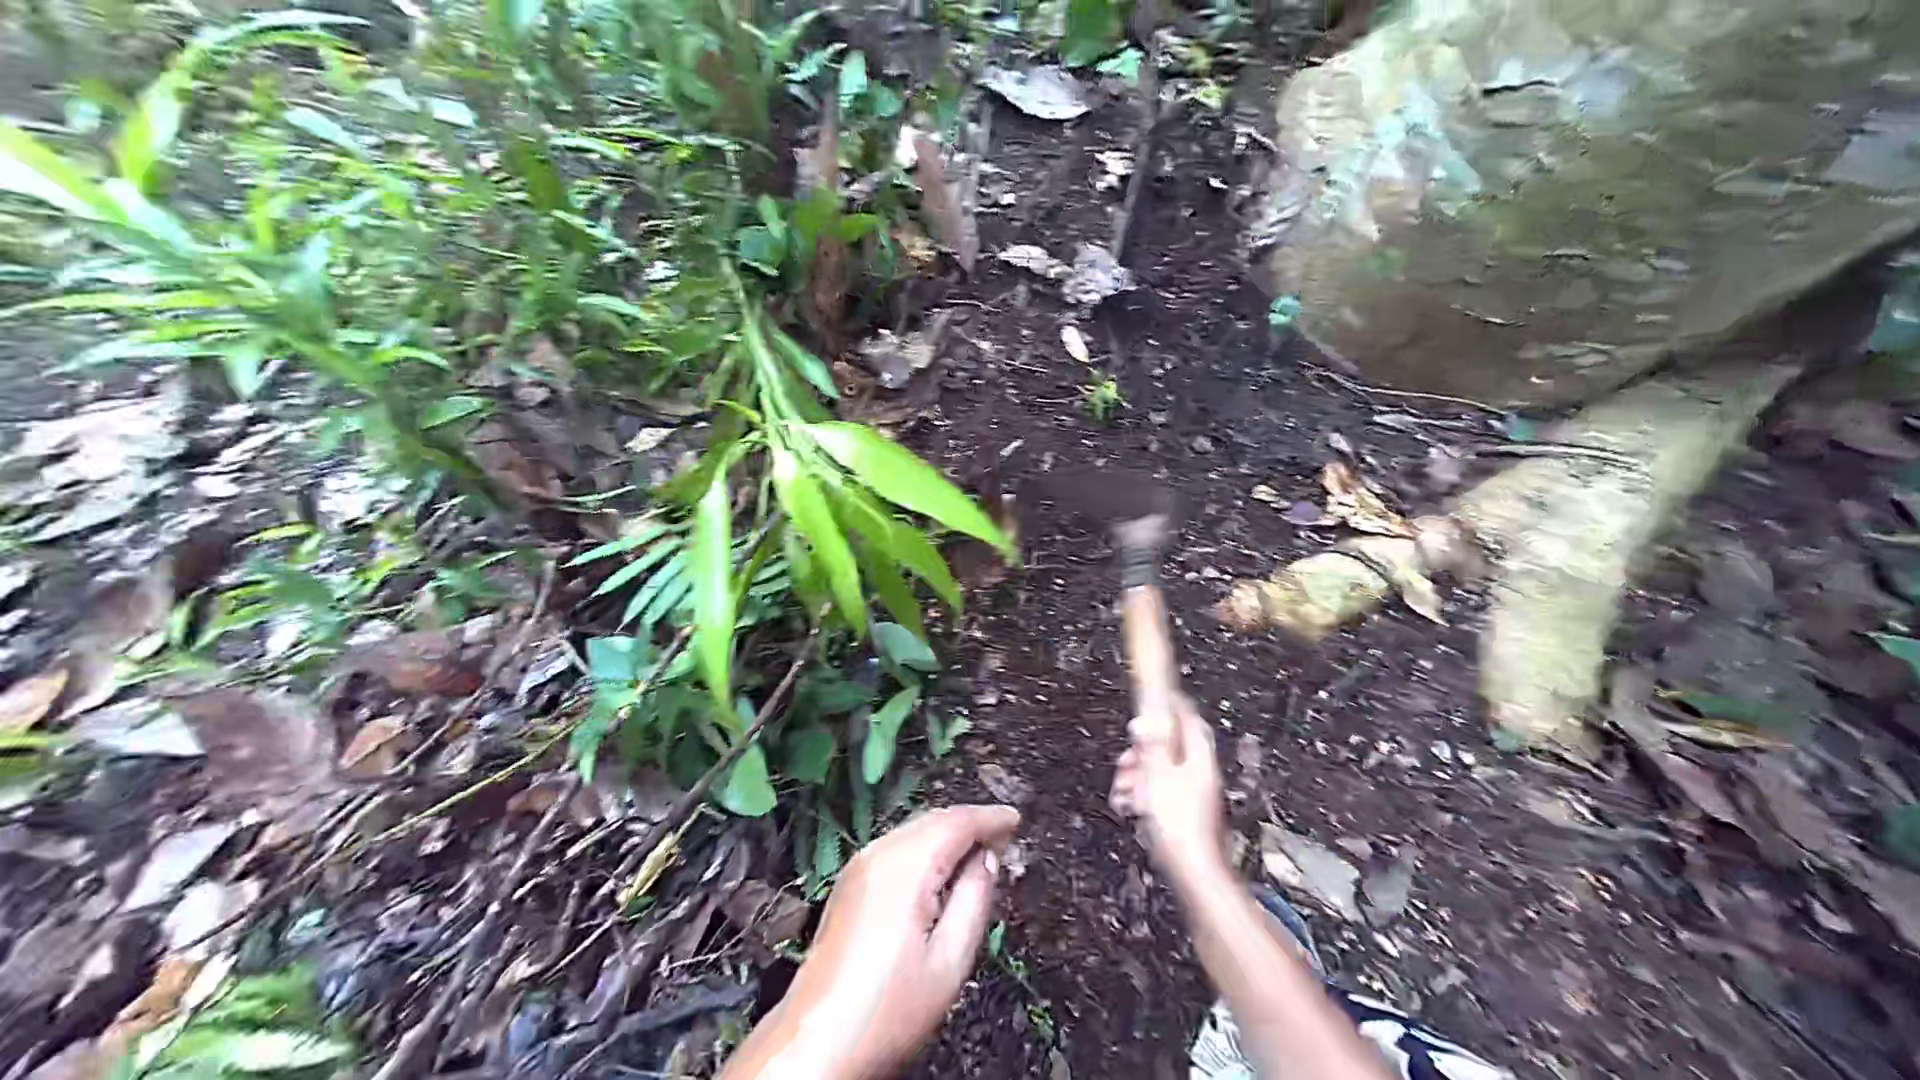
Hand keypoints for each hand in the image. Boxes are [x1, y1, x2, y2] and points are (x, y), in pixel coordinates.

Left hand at [720, 805, 1020, 1079]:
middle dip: (971, 824)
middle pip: (934, 820)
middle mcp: (879, 854)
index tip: (1015, 820)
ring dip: (949, 834)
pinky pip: (898, 846)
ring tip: (980, 852)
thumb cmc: (887, 1010)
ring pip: (915, 830)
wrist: (817, 1042)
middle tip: (1004, 839)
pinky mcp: (851, 881)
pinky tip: (941, 869)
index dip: (990, 818)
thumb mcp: (949, 962)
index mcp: (906, 868)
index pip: (956, 822)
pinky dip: (927, 847)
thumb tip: (988, 860)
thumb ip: (975, 900)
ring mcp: (860, 865)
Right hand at [1110, 697, 1225, 877]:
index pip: (1189, 721)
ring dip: (1138, 774)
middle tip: (1126, 759)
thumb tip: (1144, 721)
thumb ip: (1150, 748)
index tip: (1158, 696)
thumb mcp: (1157, 778)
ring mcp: (1193, 794)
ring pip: (1161, 769)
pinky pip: (1160, 791)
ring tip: (1123, 789)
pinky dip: (1143, 792)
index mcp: (1198, 761)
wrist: (1193, 872)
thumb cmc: (1178, 827)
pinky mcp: (1184, 811)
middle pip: (1170, 746)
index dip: (1173, 706)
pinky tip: (1129, 804)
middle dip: (1143, 749)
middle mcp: (1199, 774)